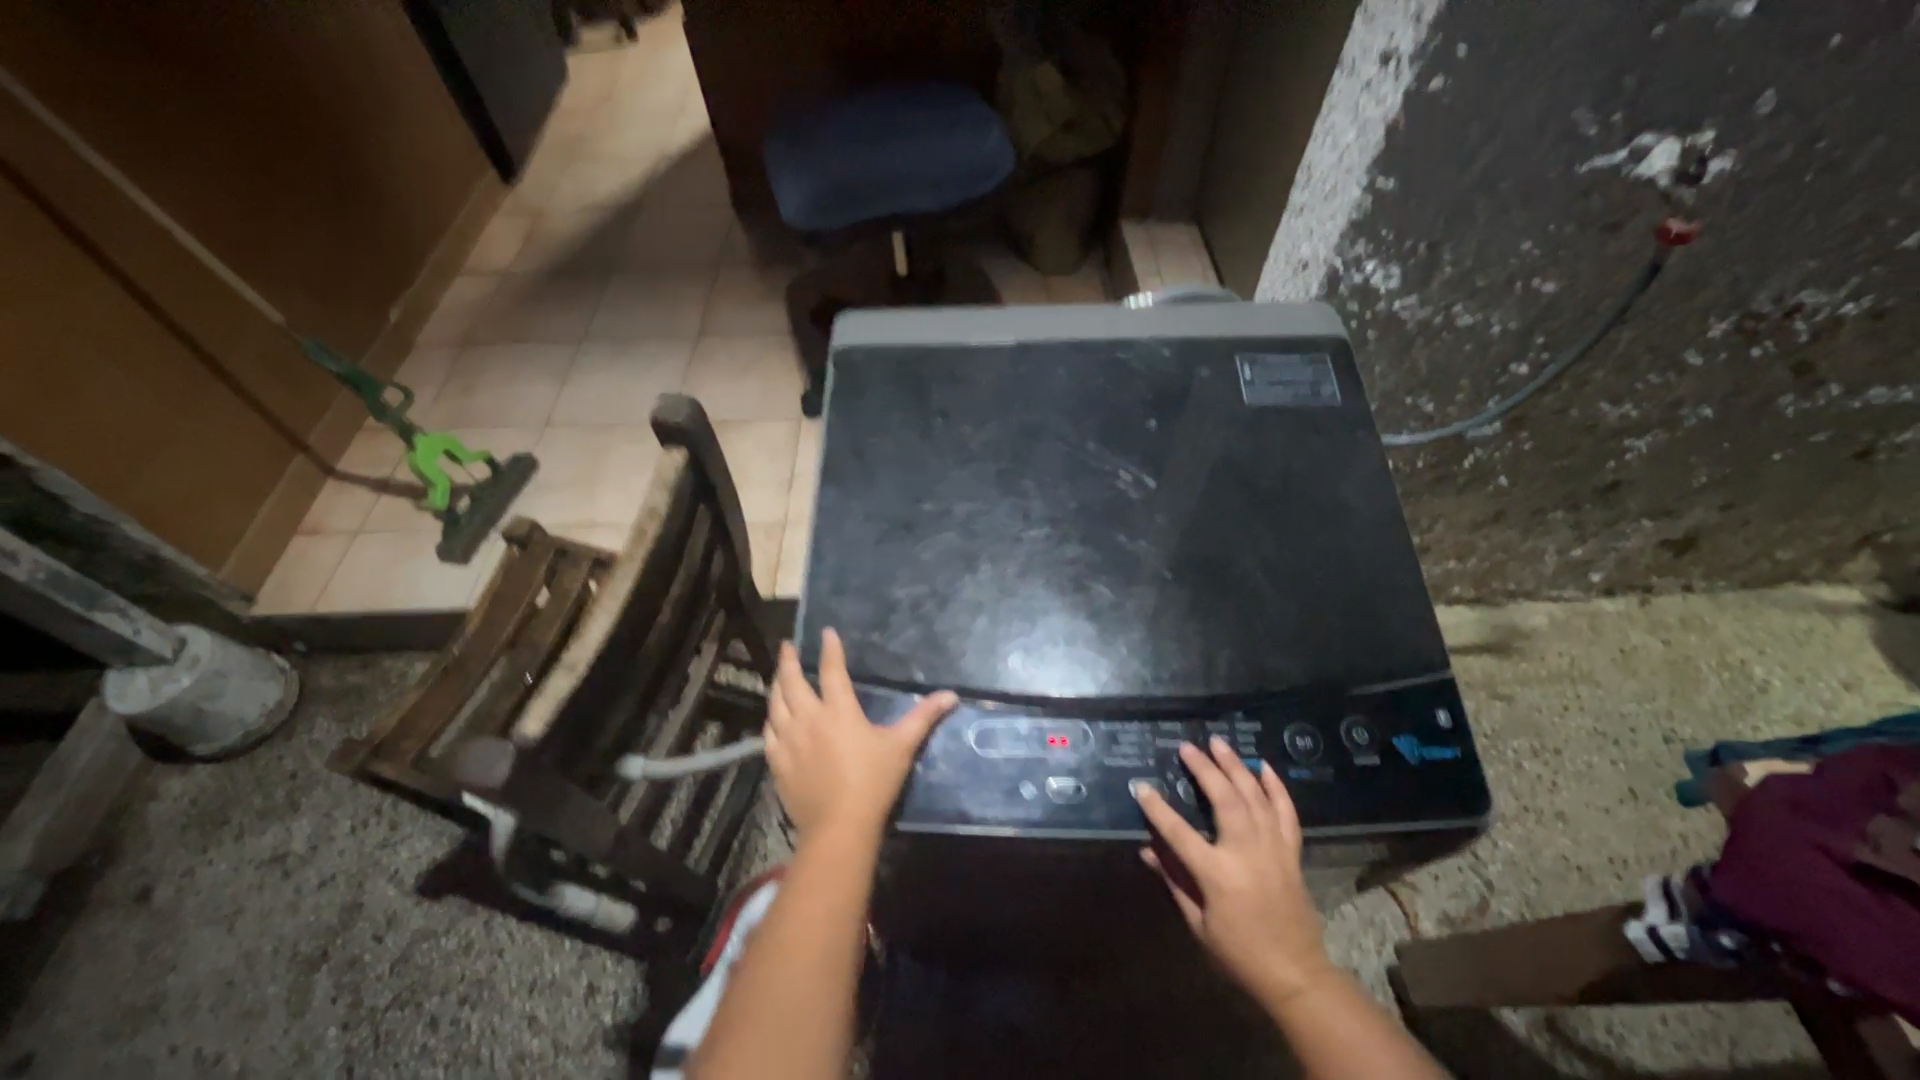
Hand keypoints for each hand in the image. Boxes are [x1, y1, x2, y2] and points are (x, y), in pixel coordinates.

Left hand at [765, 628, 957, 839]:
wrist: (839, 826)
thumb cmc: (873, 783)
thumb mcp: (902, 747)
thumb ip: (923, 717)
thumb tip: (951, 695)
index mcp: (839, 711)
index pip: (832, 670)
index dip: (830, 649)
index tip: (826, 632)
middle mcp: (808, 719)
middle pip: (792, 681)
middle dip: (789, 660)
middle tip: (787, 646)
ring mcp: (788, 740)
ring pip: (775, 704)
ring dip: (776, 685)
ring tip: (778, 675)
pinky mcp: (777, 762)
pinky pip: (768, 733)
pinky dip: (770, 719)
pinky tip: (772, 717)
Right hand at [1135, 737, 1333, 1005]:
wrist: (1296, 973)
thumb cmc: (1239, 954)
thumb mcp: (1198, 924)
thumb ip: (1174, 881)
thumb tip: (1148, 850)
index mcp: (1218, 874)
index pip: (1179, 833)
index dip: (1157, 809)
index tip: (1141, 786)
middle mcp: (1247, 853)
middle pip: (1225, 799)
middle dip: (1205, 769)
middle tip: (1188, 747)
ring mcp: (1274, 850)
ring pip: (1255, 797)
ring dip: (1237, 767)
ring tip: (1220, 743)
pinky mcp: (1292, 853)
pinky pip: (1286, 812)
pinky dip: (1276, 787)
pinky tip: (1264, 767)